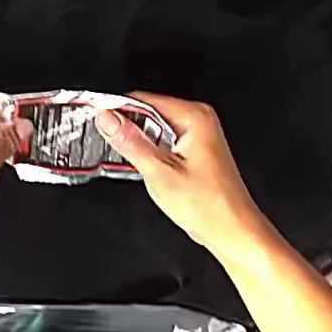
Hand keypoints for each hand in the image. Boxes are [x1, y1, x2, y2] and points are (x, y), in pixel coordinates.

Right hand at [95, 92, 274, 256]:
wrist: (232, 231)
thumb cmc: (209, 206)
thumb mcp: (159, 171)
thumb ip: (130, 141)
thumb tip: (108, 118)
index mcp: (194, 117)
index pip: (143, 99)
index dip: (117, 112)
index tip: (99, 124)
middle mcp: (198, 120)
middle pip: (147, 111)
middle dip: (128, 129)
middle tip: (112, 148)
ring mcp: (197, 134)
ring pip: (153, 127)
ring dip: (138, 143)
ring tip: (134, 163)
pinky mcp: (193, 149)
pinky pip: (162, 140)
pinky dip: (149, 151)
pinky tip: (147, 169)